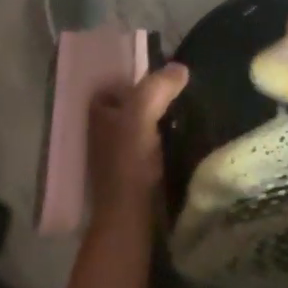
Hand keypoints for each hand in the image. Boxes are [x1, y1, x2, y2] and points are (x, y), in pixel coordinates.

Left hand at [88, 63, 188, 218]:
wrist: (129, 218)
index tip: (163, 80)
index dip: (133, 81)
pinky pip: (149, 153)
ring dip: (160, 126)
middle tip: (182, 96)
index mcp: (98, 115)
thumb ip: (157, 88)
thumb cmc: (129, 163)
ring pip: (140, 131)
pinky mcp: (132, 179)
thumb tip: (180, 69)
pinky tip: (184, 144)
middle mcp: (102, 134)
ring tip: (189, 117)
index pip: (112, 87)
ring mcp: (116, 158)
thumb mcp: (140, 115)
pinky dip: (164, 147)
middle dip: (151, 103)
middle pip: (128, 109)